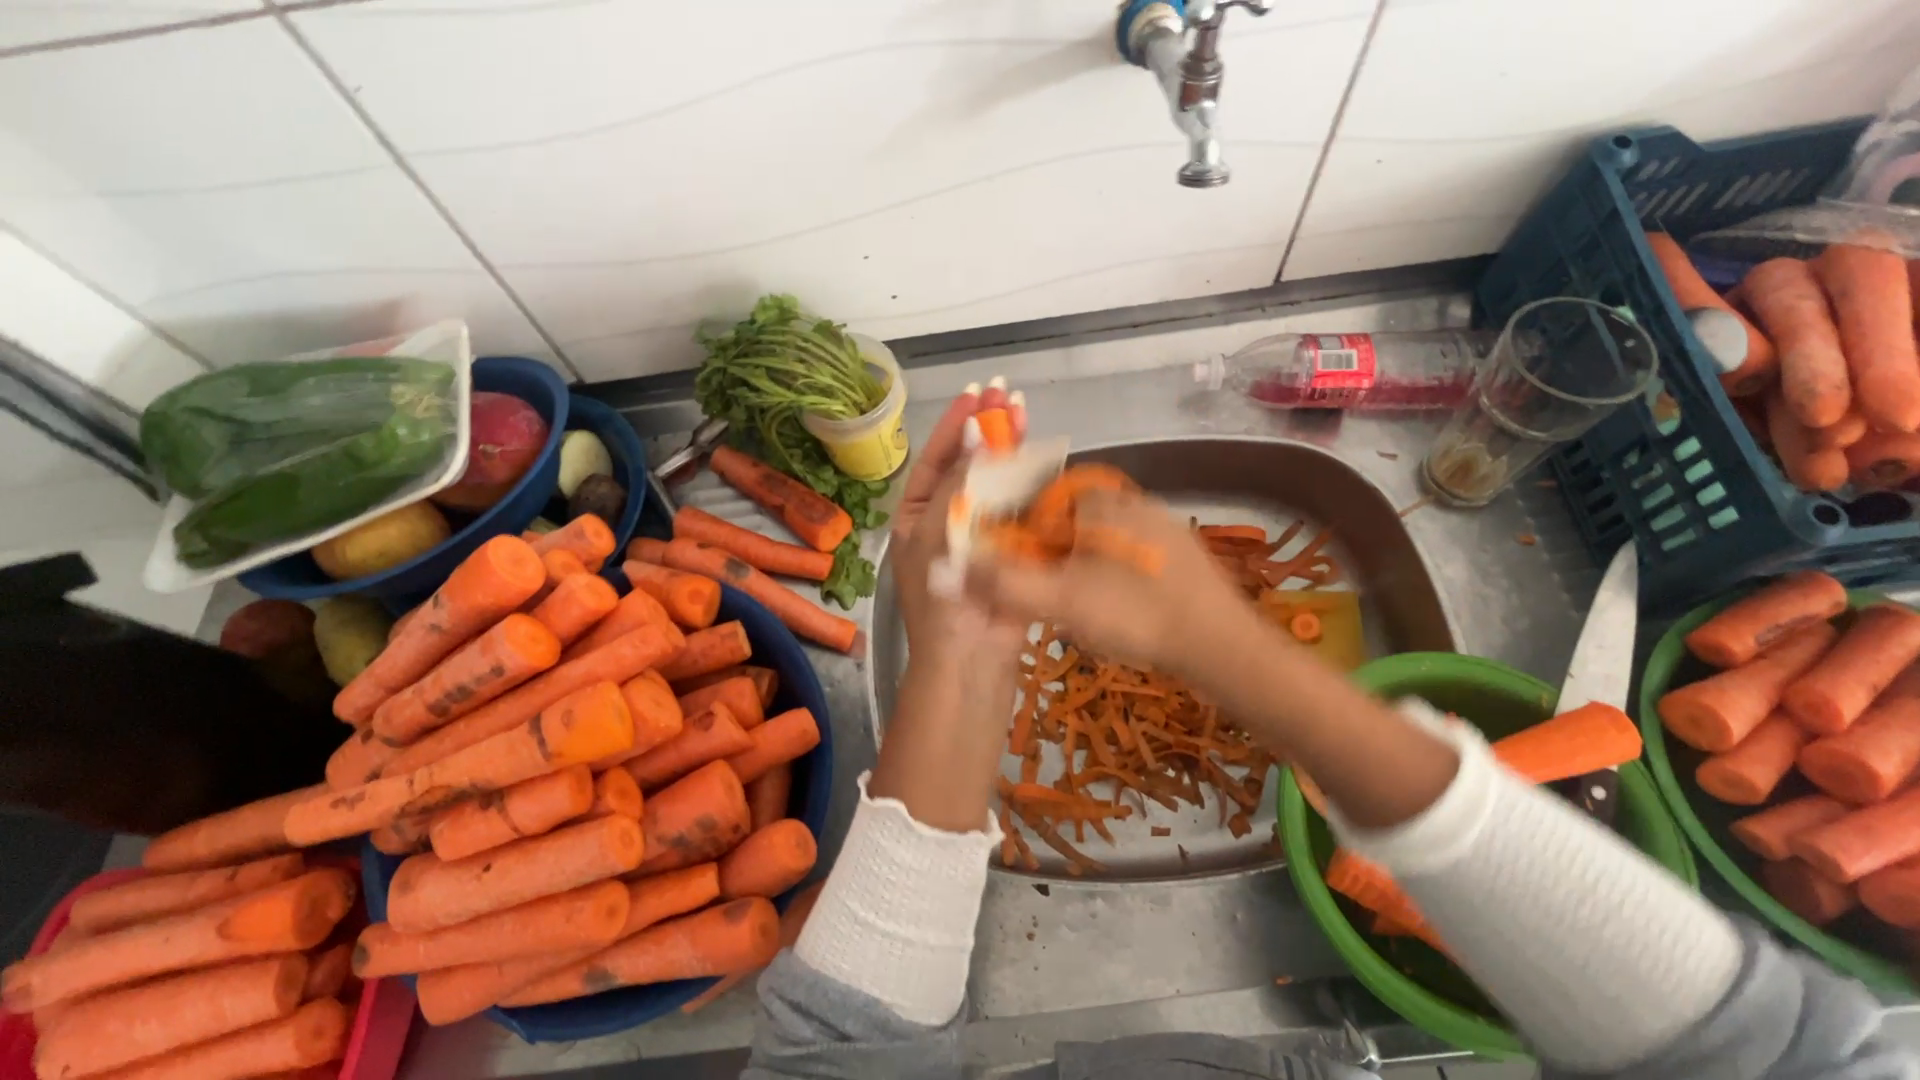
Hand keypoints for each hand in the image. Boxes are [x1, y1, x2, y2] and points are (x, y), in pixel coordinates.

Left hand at [871, 384, 1028, 832]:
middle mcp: (949, 520)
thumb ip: (963, 481)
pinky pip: (1023, 509)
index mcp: (919, 517)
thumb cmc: (943, 593)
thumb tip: (978, 432)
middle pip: (971, 466)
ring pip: (1000, 483)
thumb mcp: (942, 531)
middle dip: (988, 430)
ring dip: (1012, 450)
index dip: (955, 425)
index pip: (936, 460)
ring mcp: (984, 534)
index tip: (975, 392)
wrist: (971, 656)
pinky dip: (1033, 483)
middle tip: (1008, 394)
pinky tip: (1044, 454)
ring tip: (1025, 412)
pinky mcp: (1014, 549)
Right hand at [964, 488, 1259, 677]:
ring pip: (1095, 545)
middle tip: (1043, 603)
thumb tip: (950, 567)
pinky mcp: (1179, 555)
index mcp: (1097, 500)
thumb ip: (1003, 582)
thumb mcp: (1059, 600)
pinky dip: (1109, 582)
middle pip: (1064, 525)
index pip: (1034, 505)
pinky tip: (1115, 615)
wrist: (1221, 645)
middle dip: (1046, 561)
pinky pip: (1126, 559)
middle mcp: (1129, 501)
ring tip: (1076, 615)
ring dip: (1076, 574)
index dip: (1014, 541)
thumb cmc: (1135, 614)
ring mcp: (1159, 527)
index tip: (1010, 578)